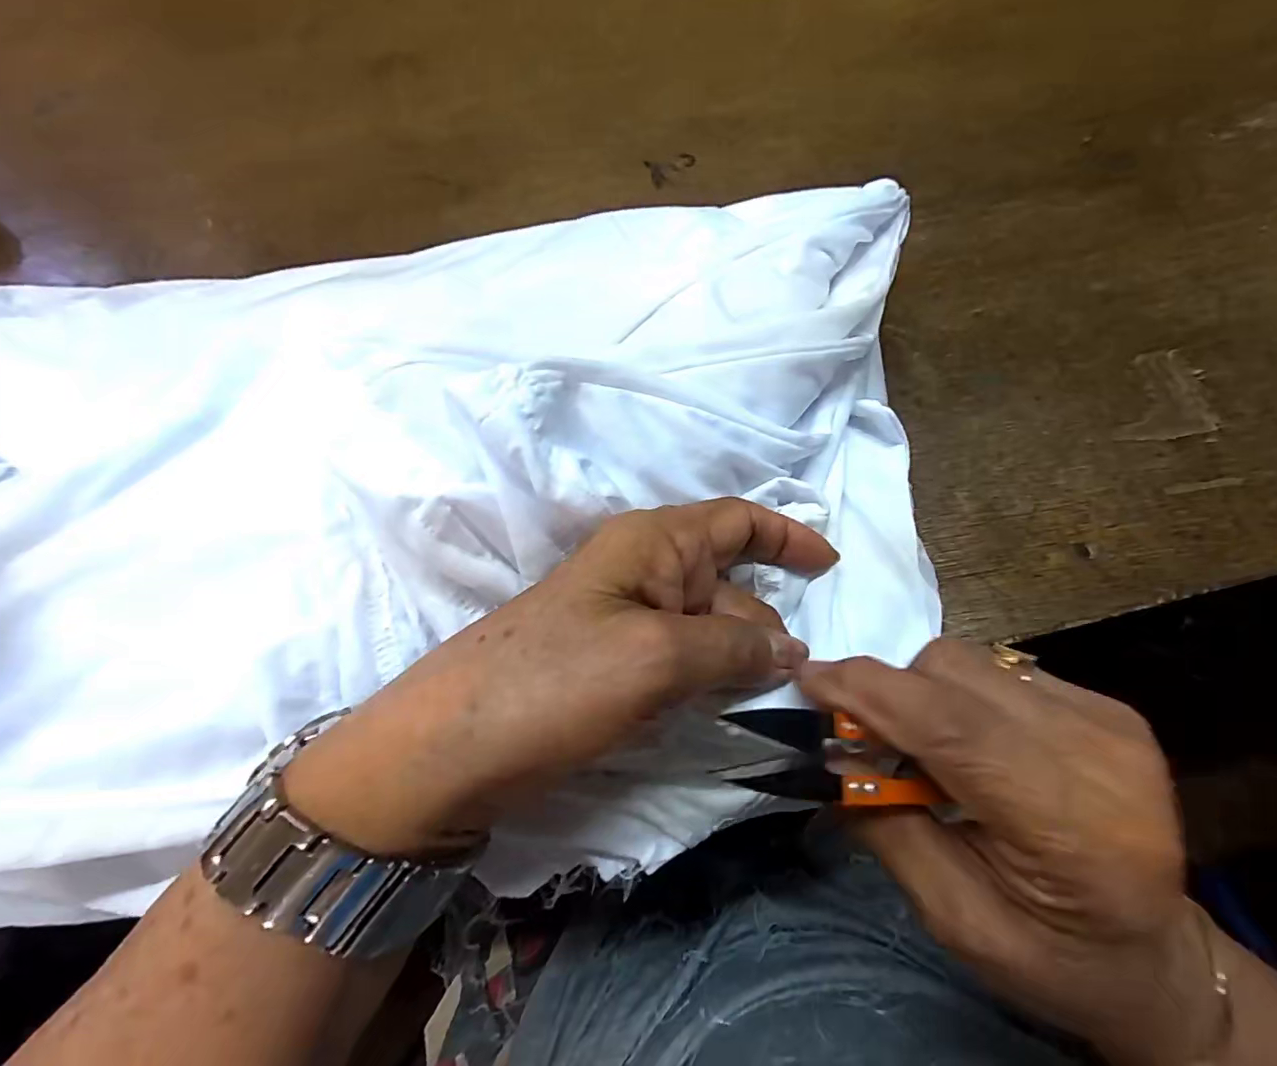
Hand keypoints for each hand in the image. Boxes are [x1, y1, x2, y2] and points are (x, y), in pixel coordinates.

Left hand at [283, 498, 838, 855]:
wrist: (444, 756)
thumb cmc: (554, 683)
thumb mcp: (659, 656)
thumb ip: (736, 646)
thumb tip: (792, 649)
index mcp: (653, 543)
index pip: (737, 520)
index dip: (788, 535)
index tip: (832, 566)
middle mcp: (644, 573)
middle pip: (731, 583)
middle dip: (769, 622)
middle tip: (803, 676)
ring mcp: (628, 622)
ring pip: (711, 629)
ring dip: (745, 657)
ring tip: (771, 698)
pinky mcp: (615, 667)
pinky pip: (686, 661)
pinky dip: (715, 679)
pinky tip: (728, 707)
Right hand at [799, 640, 1223, 1065]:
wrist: (1154, 955)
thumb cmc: (1052, 958)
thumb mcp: (956, 921)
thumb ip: (891, 827)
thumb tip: (832, 754)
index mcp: (1067, 823)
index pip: (952, 727)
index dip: (872, 693)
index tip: (811, 678)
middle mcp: (1097, 750)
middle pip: (958, 673)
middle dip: (893, 691)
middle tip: (864, 736)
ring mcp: (1108, 719)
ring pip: (977, 661)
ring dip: (928, 691)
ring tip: (925, 747)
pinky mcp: (1108, 706)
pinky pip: (1006, 670)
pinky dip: (968, 695)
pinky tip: (975, 743)